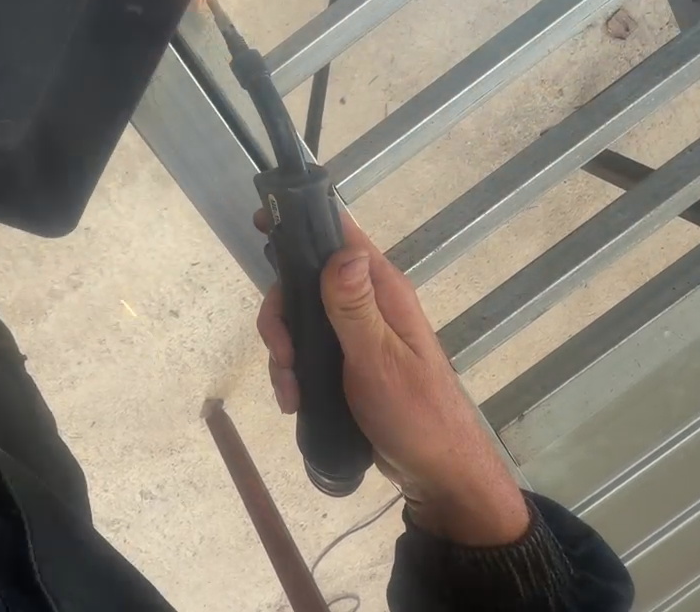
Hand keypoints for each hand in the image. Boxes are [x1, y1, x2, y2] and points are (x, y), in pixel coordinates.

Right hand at [256, 212, 527, 545]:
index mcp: (381, 288)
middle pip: (303, 279)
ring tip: (290, 389)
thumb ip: (356, 306)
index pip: (338, 233)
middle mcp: (365, 300)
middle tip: (281, 353)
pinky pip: (305, 348)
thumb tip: (342, 250)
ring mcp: (353, 329)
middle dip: (281, 314)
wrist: (437, 477)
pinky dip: (292, 370)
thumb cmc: (415, 415)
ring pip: (298, 317)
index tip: (262, 224)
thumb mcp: (379, 360)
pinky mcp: (344, 358)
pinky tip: (294, 398)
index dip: (300, 222)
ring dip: (284, 350)